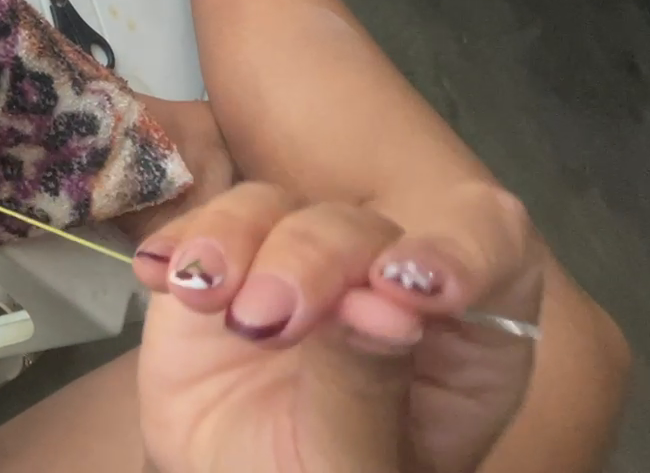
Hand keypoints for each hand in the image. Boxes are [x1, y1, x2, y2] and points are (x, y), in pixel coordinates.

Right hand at [133, 181, 539, 472]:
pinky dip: (179, 239)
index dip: (458, 247)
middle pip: (359, 225)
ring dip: (232, 239)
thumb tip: (384, 308)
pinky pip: (202, 217)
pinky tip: (157, 274)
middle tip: (262, 320)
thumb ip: (366, 391)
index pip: (491, 251)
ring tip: (199, 296)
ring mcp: (290, 259)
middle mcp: (375, 280)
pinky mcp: (220, 252)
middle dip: (310, 260)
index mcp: (454, 337)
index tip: (403, 286)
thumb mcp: (350, 470)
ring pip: (273, 204)